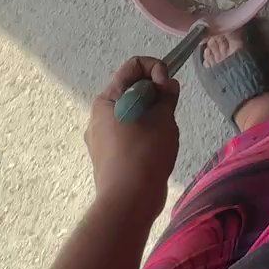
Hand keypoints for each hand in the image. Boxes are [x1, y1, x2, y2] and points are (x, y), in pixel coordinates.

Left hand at [86, 57, 178, 214]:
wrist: (128, 202)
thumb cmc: (145, 153)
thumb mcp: (163, 118)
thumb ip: (167, 95)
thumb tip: (167, 84)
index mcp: (108, 100)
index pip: (133, 66)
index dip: (156, 68)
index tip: (168, 86)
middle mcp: (98, 115)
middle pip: (131, 88)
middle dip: (155, 91)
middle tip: (170, 107)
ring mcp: (100, 137)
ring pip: (131, 110)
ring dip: (150, 111)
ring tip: (164, 128)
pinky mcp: (106, 155)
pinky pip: (127, 130)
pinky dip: (143, 129)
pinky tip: (155, 146)